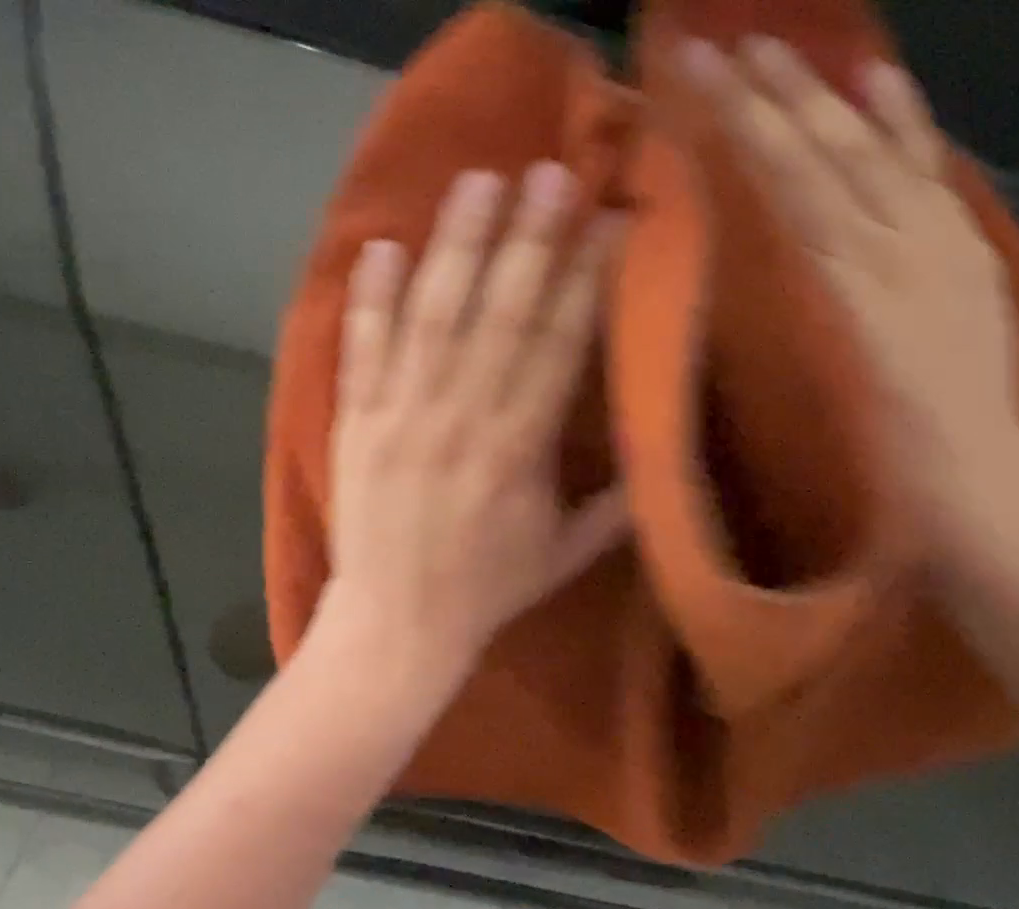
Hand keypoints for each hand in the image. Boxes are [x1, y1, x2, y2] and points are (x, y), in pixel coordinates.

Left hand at [315, 165, 628, 680]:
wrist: (396, 625)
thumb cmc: (485, 591)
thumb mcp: (563, 556)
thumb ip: (615, 508)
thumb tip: (662, 457)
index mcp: (520, 449)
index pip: (558, 345)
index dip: (585, 280)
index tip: (607, 223)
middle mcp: (464, 420)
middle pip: (500, 315)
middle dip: (529, 240)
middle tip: (550, 173)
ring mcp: (402, 417)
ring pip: (432, 318)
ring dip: (456, 247)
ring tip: (476, 184)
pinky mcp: (356, 424)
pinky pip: (363, 351)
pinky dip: (372, 300)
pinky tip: (385, 249)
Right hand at [681, 37, 1018, 506]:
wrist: (973, 479)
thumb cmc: (869, 453)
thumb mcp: (811, 403)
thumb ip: (777, 333)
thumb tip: (726, 314)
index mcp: (847, 277)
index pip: (788, 175)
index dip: (743, 118)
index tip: (699, 68)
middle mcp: (893, 241)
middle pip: (827, 148)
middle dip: (777, 91)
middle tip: (729, 43)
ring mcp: (935, 241)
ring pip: (876, 149)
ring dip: (829, 94)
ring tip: (785, 48)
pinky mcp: (961, 251)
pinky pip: (931, 172)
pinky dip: (908, 122)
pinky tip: (883, 83)